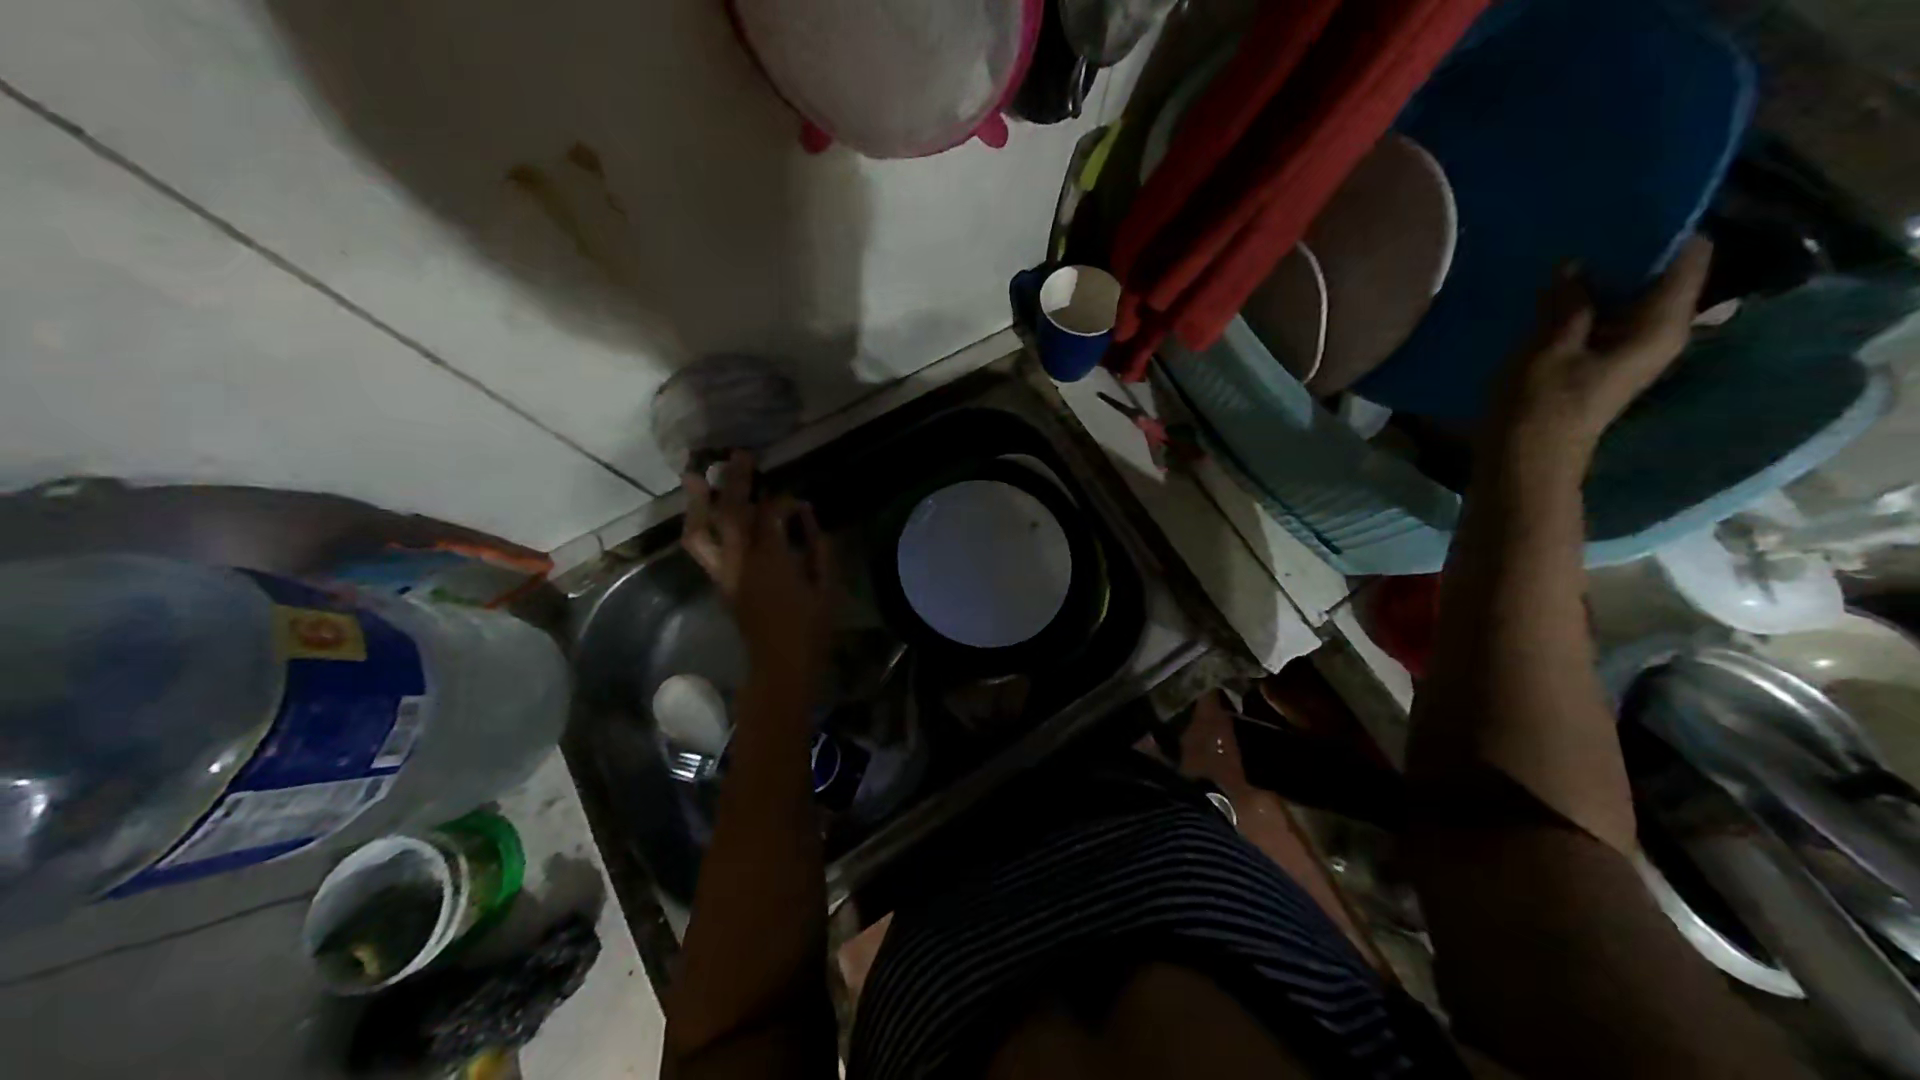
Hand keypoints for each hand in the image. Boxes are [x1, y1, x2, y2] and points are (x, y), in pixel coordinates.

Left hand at [682, 451, 837, 681]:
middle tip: (738, 455)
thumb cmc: (811, 627)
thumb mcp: (826, 584)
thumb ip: (816, 544)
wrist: (781, 664)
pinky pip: (701, 548)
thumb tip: (806, 514)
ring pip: (700, 532)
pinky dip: (700, 525)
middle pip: (731, 512)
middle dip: (734, 481)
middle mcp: (740, 561)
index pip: (770, 514)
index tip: (797, 499)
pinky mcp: (719, 583)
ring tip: (694, 477)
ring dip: (697, 503)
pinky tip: (704, 510)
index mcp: (771, 560)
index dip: (783, 500)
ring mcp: (724, 573)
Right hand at [1489, 235, 1713, 471]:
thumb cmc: (1539, 407)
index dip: (1665, 229)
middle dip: (1628, 253)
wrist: (1524, 463)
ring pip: (1630, 298)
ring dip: (1602, 280)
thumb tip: (1575, 265)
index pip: (1689, 257)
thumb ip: (1567, 302)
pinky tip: (1553, 297)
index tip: (1626, 208)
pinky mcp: (1603, 364)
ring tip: (1564, 258)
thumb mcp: (1548, 347)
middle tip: (1585, 228)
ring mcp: (1632, 352)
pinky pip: (1606, 320)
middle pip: (1661, 276)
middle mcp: (1660, 335)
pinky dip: (1586, 304)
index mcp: (1661, 326)